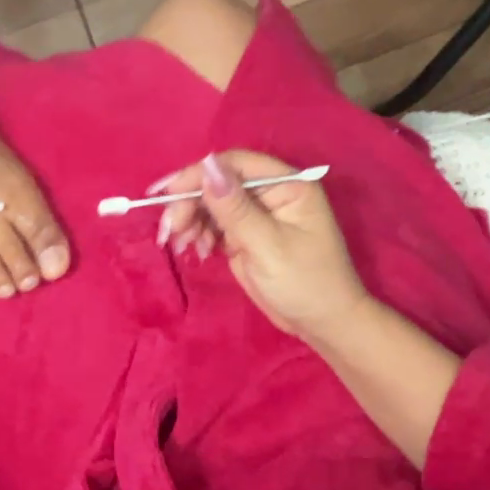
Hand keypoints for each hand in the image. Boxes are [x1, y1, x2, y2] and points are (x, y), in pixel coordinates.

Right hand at [152, 152, 368, 338]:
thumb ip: (235, 208)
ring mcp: (257, 214)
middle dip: (190, 202)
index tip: (167, 193)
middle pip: (219, 182)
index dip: (198, 174)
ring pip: (212, 203)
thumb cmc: (305, 283)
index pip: (235, 164)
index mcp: (287, 184)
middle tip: (169, 229)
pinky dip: (198, 234)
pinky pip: (214, 224)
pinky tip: (195, 251)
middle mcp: (271, 192)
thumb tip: (207, 165)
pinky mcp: (245, 236)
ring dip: (190, 219)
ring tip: (179, 245)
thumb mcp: (268, 246)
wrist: (323, 324)